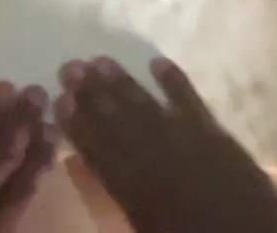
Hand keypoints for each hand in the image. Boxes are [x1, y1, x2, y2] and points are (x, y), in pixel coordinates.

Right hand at [57, 57, 276, 232]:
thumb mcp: (147, 228)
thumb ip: (119, 199)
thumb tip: (88, 168)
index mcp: (138, 193)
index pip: (100, 152)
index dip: (78, 125)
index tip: (59, 99)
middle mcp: (158, 161)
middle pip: (119, 121)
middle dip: (92, 93)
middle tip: (70, 65)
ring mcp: (189, 143)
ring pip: (148, 106)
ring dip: (124, 82)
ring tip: (101, 59)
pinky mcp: (217, 136)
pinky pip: (192, 102)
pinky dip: (175, 81)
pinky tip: (158, 62)